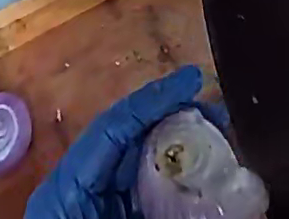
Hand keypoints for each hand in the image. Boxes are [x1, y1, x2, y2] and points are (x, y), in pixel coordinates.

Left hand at [23, 66, 216, 218]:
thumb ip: (162, 214)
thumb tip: (221, 204)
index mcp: (67, 190)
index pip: (114, 126)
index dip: (154, 100)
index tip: (193, 82)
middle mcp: (82, 194)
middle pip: (131, 144)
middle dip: (173, 126)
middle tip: (217, 117)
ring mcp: (98, 214)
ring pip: (142, 174)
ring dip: (178, 158)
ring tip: (218, 145)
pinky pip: (145, 202)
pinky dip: (173, 194)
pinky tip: (204, 189)